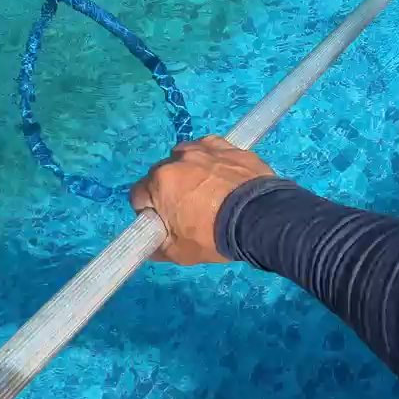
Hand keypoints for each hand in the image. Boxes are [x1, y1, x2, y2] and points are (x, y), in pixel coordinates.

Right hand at [129, 136, 275, 263]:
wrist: (260, 217)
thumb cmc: (213, 235)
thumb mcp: (178, 252)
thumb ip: (157, 245)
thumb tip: (152, 242)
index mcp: (160, 181)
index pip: (139, 195)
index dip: (149, 210)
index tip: (164, 221)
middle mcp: (180, 158)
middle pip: (163, 173)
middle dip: (169, 189)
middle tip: (188, 208)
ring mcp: (207, 149)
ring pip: (187, 156)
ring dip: (189, 170)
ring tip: (207, 189)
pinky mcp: (230, 146)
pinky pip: (212, 148)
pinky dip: (213, 158)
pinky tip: (222, 172)